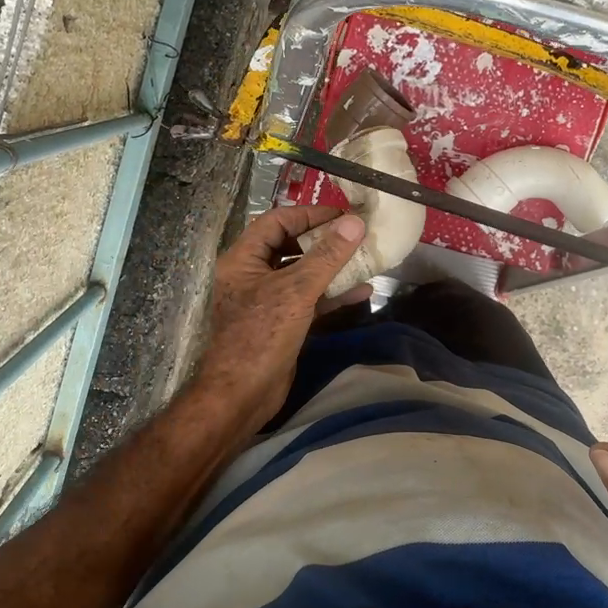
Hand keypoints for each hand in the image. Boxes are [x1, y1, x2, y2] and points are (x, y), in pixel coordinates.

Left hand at [199, 206, 366, 433]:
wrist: (242, 394)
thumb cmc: (261, 335)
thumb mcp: (297, 290)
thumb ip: (327, 256)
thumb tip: (355, 223)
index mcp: (244, 259)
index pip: (276, 221)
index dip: (309, 214)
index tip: (343, 214)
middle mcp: (253, 275)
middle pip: (291, 245)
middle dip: (325, 240)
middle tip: (357, 234)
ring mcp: (267, 300)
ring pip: (303, 273)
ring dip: (332, 266)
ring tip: (365, 258)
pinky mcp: (282, 322)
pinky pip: (310, 299)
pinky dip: (332, 293)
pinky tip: (361, 290)